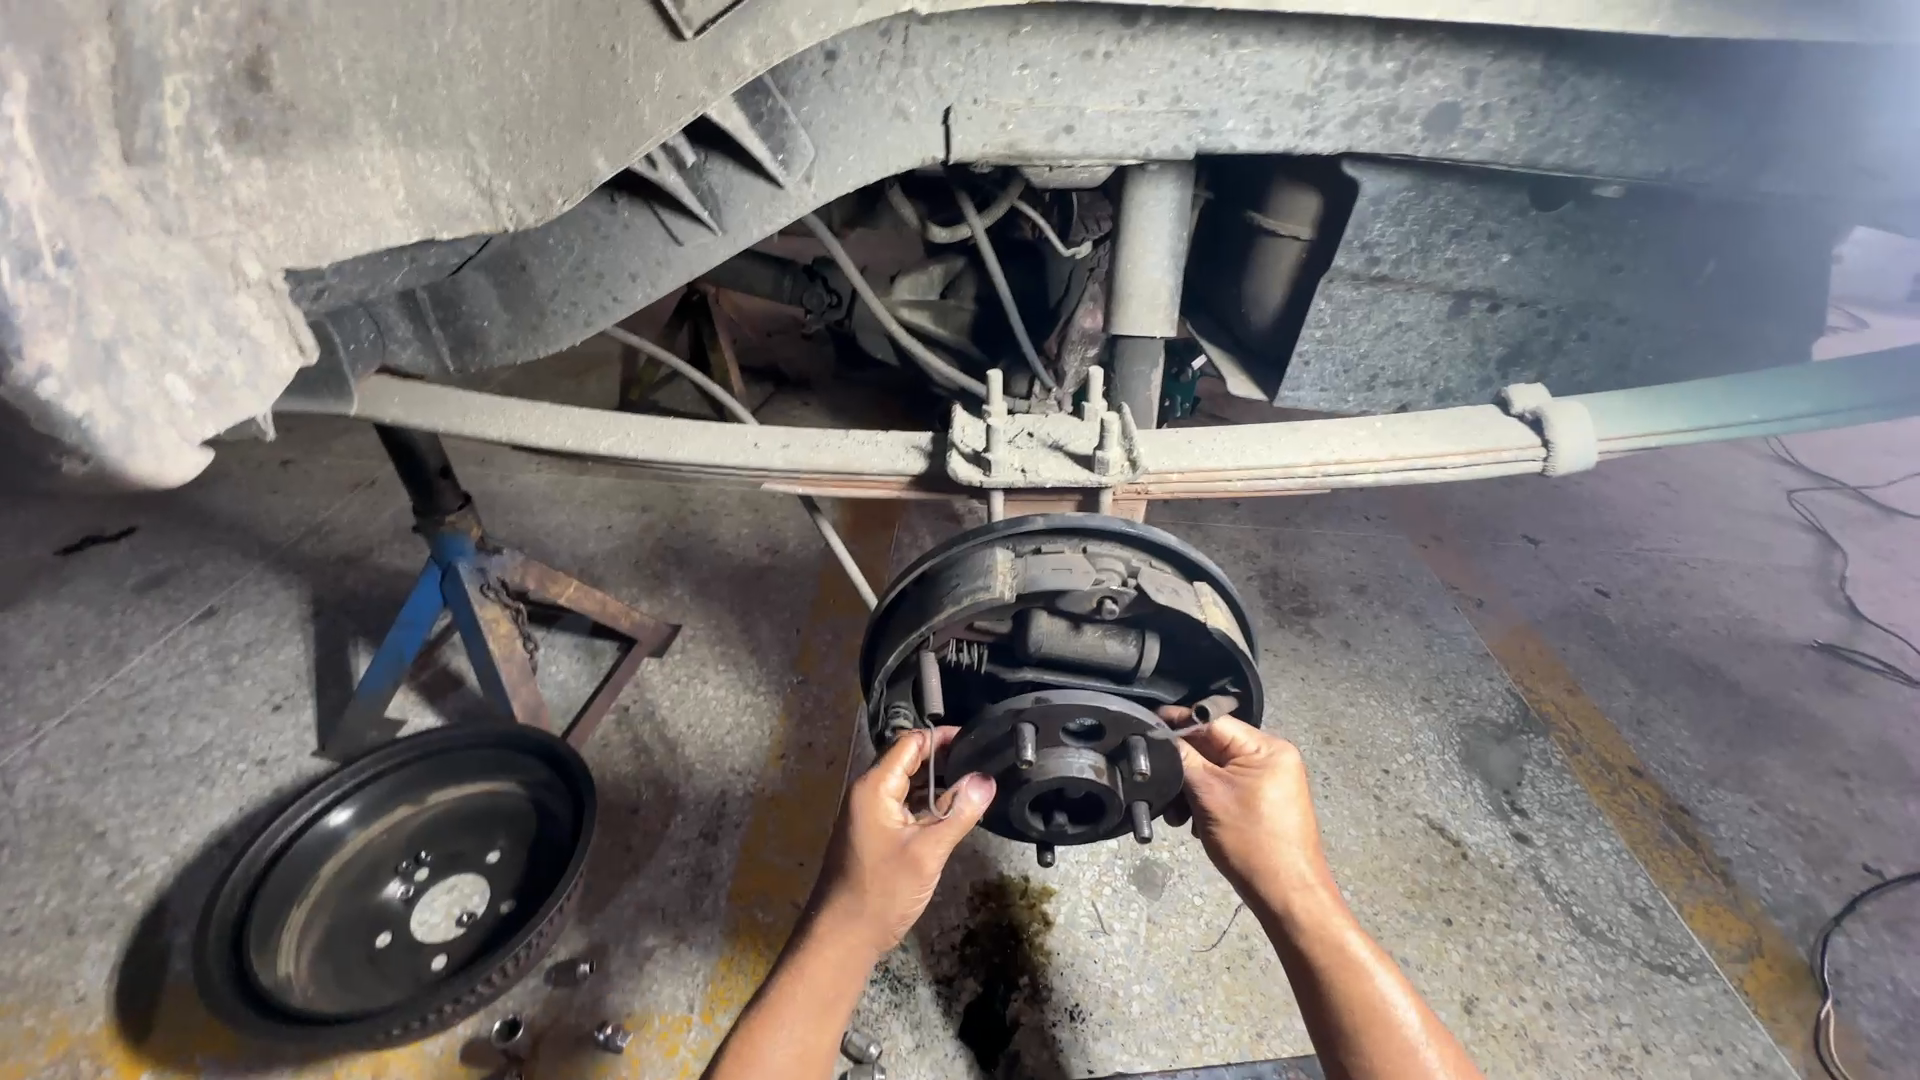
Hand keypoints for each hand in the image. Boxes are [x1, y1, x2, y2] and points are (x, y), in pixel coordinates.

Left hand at [804, 727, 994, 956]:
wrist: (843, 936)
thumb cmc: (882, 891)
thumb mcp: (928, 851)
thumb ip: (959, 813)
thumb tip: (986, 779)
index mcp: (875, 787)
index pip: (910, 743)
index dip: (942, 737)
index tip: (974, 738)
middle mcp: (869, 792)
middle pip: (907, 759)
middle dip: (942, 757)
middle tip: (980, 759)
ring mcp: (870, 812)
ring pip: (906, 783)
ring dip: (936, 782)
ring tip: (972, 780)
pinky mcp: (875, 831)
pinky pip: (903, 804)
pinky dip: (926, 802)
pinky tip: (952, 809)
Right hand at [1161, 709, 1338, 918]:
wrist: (1287, 897)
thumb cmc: (1251, 842)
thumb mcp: (1208, 794)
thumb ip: (1183, 757)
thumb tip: (1160, 734)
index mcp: (1267, 748)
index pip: (1213, 720)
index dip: (1178, 722)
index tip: (1147, 723)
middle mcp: (1272, 758)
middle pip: (1214, 746)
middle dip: (1184, 764)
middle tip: (1159, 780)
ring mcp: (1270, 780)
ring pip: (1216, 769)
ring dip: (1191, 787)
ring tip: (1175, 813)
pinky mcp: (1263, 801)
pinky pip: (1226, 786)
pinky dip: (1205, 799)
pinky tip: (1191, 821)